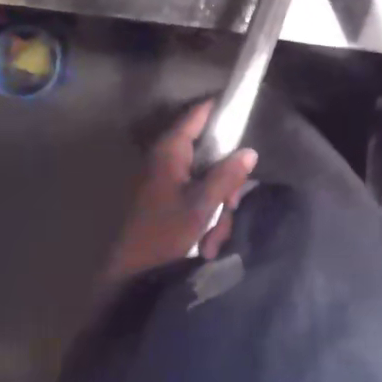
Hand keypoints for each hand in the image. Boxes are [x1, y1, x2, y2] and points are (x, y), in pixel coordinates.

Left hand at [105, 101, 258, 285]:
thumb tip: (250, 151)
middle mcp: (167, 159)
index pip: (198, 114)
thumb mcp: (202, 205)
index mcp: (170, 151)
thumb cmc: (163, 233)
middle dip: (225, 184)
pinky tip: (206, 244)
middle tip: (231, 205)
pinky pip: (197, 198)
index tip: (245, 108)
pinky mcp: (166, 200)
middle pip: (210, 154)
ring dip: (217, 209)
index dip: (220, 108)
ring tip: (213, 239)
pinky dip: (205, 218)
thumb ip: (226, 177)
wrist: (131, 273)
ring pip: (207, 181)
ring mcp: (166, 180)